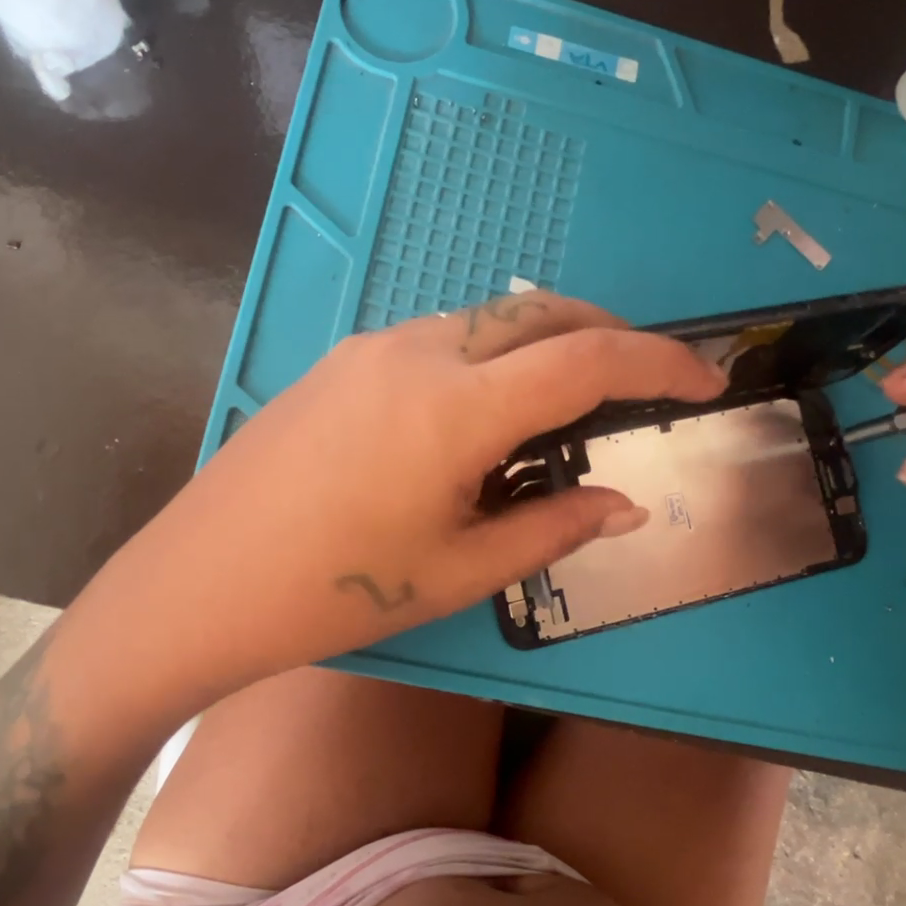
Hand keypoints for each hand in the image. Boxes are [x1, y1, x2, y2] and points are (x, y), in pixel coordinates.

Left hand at [112, 292, 727, 679]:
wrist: (200, 581)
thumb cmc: (336, 593)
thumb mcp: (459, 571)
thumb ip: (553, 527)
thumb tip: (627, 505)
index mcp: (458, 407)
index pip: (586, 359)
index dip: (658, 362)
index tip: (704, 378)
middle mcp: (420, 352)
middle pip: (539, 312)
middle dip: (608, 331)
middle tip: (645, 378)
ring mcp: (374, 347)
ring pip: (489, 319)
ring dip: (547, 341)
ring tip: (572, 400)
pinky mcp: (344, 360)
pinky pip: (443, 337)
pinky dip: (494, 355)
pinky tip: (490, 410)